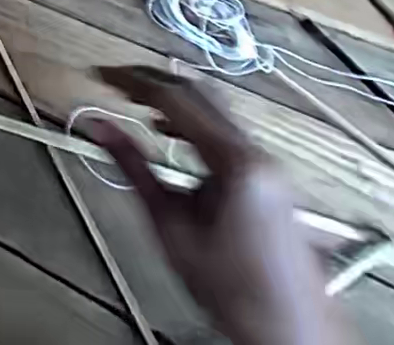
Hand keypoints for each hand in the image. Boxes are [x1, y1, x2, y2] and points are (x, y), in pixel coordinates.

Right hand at [82, 66, 339, 344]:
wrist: (292, 335)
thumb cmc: (234, 292)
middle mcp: (255, 149)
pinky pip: (224, 126)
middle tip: (114, 80)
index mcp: (235, 159)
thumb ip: (134, 169)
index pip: (173, 97)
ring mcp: (265, 159)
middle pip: (196, 91)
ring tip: (133, 99)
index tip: (102, 74)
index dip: (132, 80)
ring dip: (172, 96)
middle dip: (151, 79)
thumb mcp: (171, 228)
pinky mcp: (266, 172)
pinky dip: (191, 118)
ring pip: (212, 104)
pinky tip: (169, 131)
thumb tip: (101, 129)